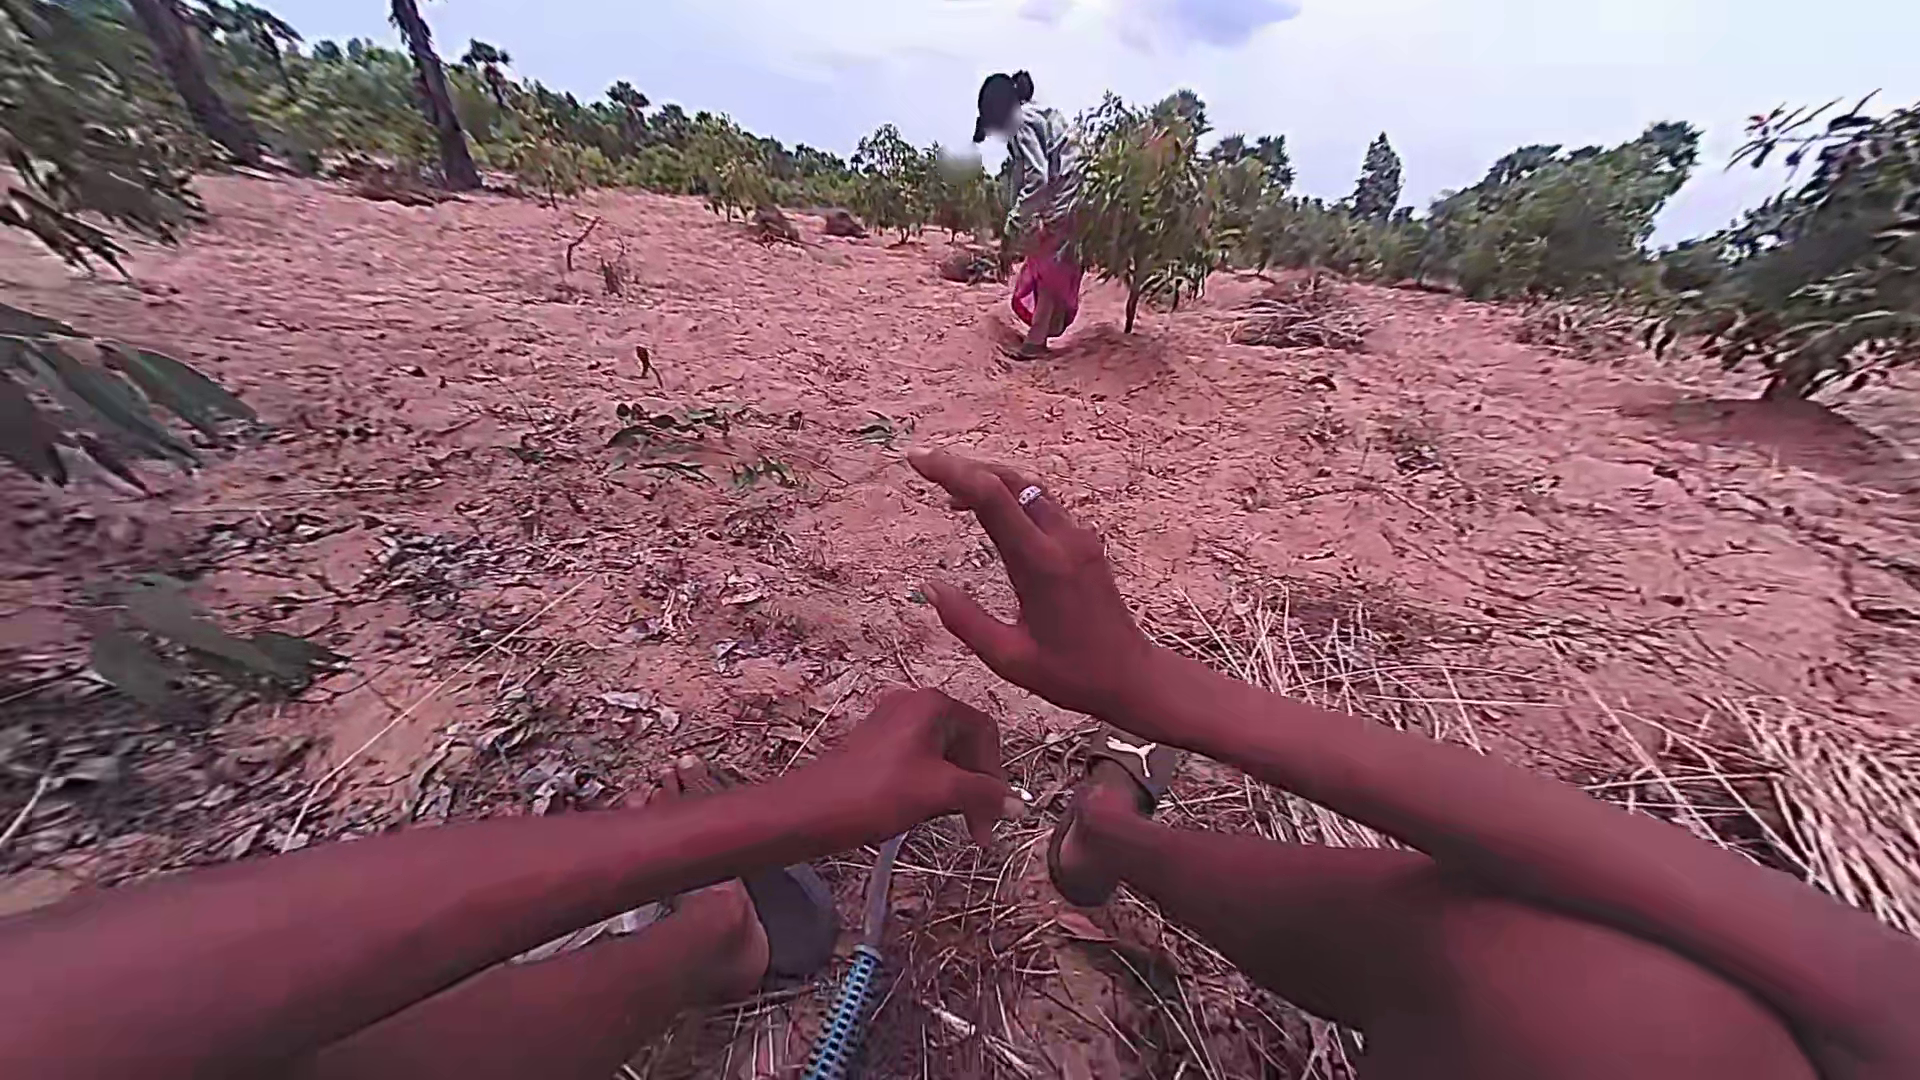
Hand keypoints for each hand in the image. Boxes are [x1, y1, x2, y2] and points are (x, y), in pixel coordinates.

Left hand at [794, 688, 1012, 845]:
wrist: (809, 811)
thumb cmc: (877, 794)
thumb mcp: (939, 792)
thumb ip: (983, 794)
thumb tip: (1019, 805)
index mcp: (933, 704)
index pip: (985, 731)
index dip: (996, 772)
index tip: (996, 811)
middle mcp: (915, 703)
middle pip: (965, 740)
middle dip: (976, 783)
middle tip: (978, 828)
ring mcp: (894, 721)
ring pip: (943, 751)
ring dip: (956, 787)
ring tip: (952, 822)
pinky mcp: (878, 741)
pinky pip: (920, 757)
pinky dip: (933, 782)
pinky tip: (926, 809)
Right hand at [909, 450, 1157, 718]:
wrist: (1132, 675)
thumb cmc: (1070, 674)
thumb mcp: (1008, 658)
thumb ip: (964, 621)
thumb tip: (928, 586)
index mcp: (1041, 565)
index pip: (993, 499)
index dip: (952, 473)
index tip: (917, 461)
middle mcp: (1063, 539)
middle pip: (1010, 481)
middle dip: (964, 467)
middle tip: (925, 466)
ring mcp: (1078, 536)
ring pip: (1027, 487)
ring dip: (987, 479)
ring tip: (947, 488)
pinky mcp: (1083, 541)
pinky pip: (1041, 504)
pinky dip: (1007, 496)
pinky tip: (985, 511)